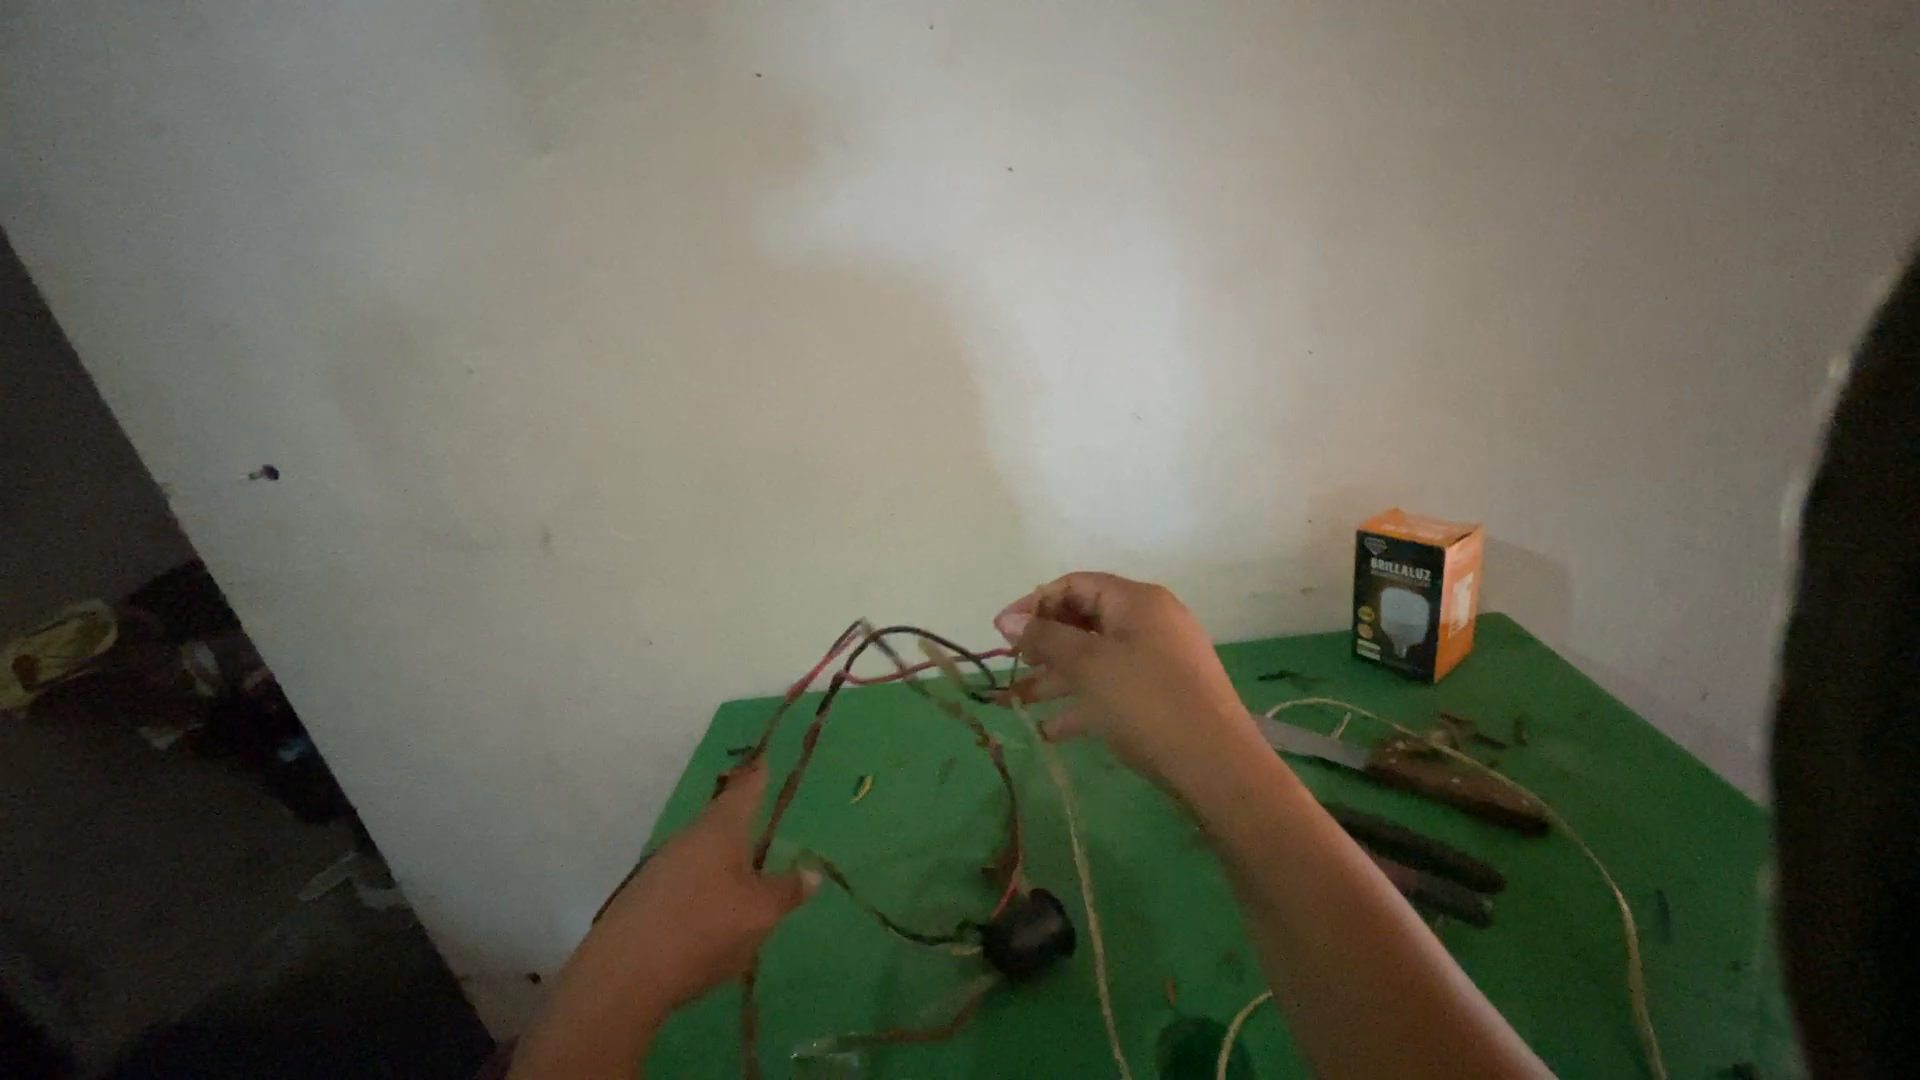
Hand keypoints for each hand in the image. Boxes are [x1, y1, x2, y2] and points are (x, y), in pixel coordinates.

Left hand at [512, 764, 815, 1078]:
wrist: (620, 978)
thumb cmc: (703, 929)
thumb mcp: (759, 913)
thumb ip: (787, 891)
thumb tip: (813, 872)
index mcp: (721, 828)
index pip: (746, 788)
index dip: (758, 773)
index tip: (766, 757)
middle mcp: (689, 838)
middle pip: (720, 819)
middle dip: (742, 820)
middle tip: (763, 817)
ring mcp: (661, 867)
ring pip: (701, 851)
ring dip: (722, 858)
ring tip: (744, 872)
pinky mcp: (643, 899)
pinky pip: (684, 880)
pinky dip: (703, 886)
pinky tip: (711, 912)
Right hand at [995, 572, 1262, 791]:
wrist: (1217, 766)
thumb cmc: (1147, 702)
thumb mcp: (1089, 666)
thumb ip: (1045, 638)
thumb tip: (1007, 619)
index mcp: (1137, 601)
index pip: (1076, 585)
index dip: (1034, 604)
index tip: (1000, 631)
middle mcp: (1149, 622)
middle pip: (1084, 621)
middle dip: (1043, 645)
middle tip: (1010, 666)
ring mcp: (1158, 659)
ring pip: (1095, 659)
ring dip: (1055, 678)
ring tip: (1017, 702)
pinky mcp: (1161, 694)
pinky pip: (1112, 687)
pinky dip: (1082, 702)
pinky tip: (1050, 730)